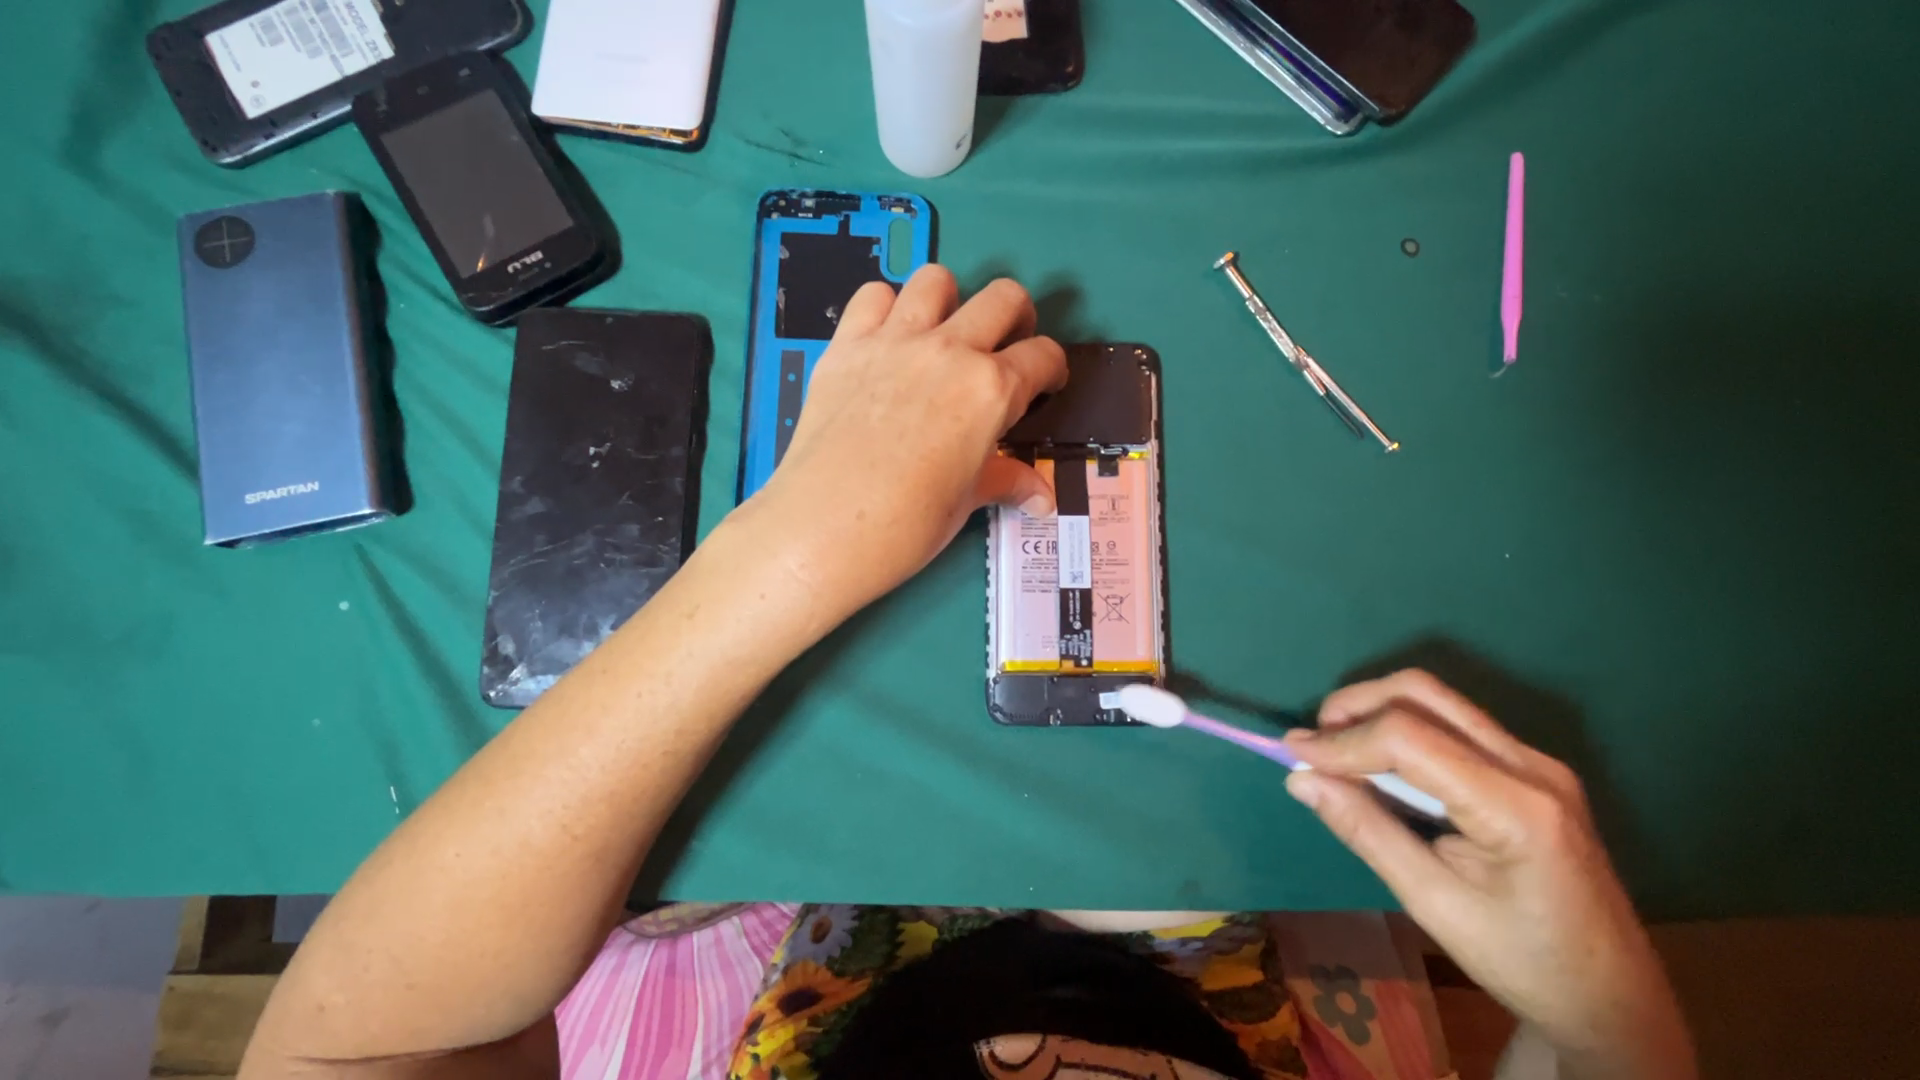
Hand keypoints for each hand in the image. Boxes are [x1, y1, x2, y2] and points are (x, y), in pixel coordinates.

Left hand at [742, 264, 1066, 618]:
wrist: (824, 527)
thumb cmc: (909, 525)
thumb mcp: (966, 502)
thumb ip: (1006, 481)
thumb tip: (1042, 500)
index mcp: (991, 390)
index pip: (1043, 356)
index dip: (1052, 371)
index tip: (1044, 387)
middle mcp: (950, 351)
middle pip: (1003, 298)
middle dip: (1017, 320)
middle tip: (1003, 352)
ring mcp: (894, 341)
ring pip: (937, 281)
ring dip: (950, 303)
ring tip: (943, 338)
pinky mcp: (846, 344)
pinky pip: (872, 295)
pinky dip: (886, 308)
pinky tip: (886, 342)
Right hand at [1284, 670, 1695, 1079]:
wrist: (1612, 997)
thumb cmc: (1521, 960)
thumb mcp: (1432, 902)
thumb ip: (1366, 831)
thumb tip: (1300, 778)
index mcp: (1515, 805)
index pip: (1409, 738)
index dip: (1342, 740)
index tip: (1290, 755)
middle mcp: (1530, 765)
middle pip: (1424, 693)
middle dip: (1356, 705)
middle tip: (1312, 744)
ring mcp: (1535, 762)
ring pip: (1438, 701)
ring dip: (1377, 713)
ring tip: (1337, 753)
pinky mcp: (1529, 770)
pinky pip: (1453, 726)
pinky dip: (1403, 732)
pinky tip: (1381, 769)